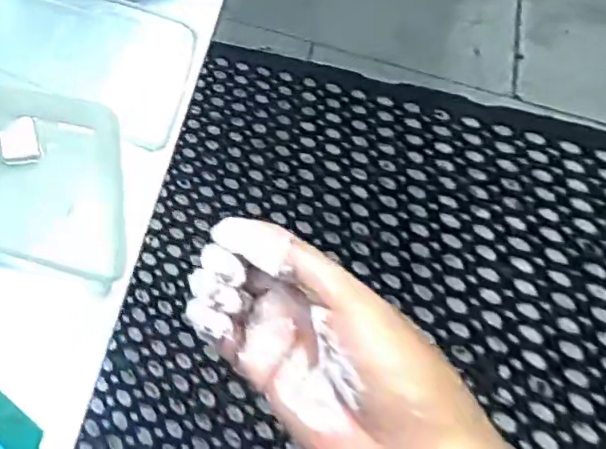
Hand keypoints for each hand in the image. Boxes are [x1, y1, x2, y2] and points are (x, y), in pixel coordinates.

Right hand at [186, 218, 507, 448]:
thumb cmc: (401, 376)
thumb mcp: (360, 307)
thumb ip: (299, 262)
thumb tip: (235, 229)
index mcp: (318, 288)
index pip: (266, 247)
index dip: (240, 238)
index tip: (224, 238)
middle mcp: (290, 306)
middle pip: (235, 266)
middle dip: (219, 262)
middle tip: (226, 275)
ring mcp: (271, 337)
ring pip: (219, 295)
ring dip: (208, 288)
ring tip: (222, 301)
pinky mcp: (255, 367)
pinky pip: (216, 333)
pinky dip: (204, 320)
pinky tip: (215, 323)